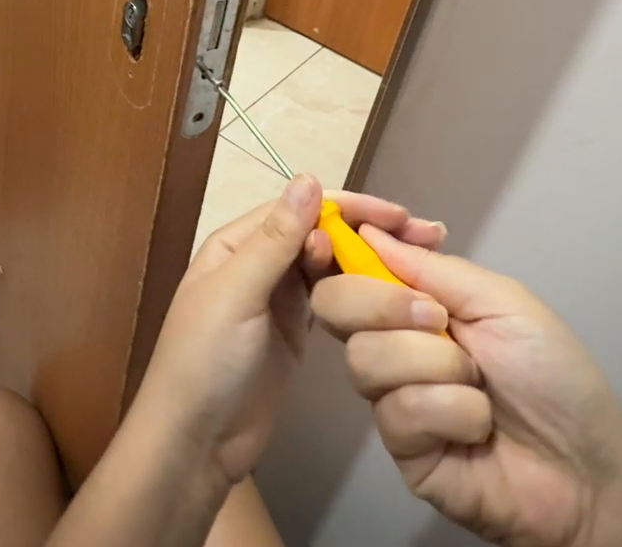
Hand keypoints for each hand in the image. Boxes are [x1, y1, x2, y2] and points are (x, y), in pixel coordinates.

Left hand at [129, 175, 446, 484]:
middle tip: (426, 235)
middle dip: (369, 229)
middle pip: (320, 232)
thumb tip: (308, 177)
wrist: (195, 443)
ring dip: (370, 256)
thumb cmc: (205, 360)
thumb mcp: (237, 293)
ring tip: (420, 258)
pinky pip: (332, 296)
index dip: (351, 207)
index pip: (301, 209)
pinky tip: (391, 288)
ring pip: (330, 262)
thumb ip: (275, 239)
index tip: (400, 216)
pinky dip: (359, 288)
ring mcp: (278, 295)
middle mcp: (260, 260)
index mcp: (238, 242)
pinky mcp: (295, 328)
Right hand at [310, 226, 621, 546]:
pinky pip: (397, 410)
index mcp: (411, 300)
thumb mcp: (501, 301)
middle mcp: (391, 340)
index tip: (354, 231)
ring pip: (365, 357)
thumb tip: (367, 232)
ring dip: (434, 364)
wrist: (589, 468)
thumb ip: (431, 267)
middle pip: (334, 303)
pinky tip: (478, 426)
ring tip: (477, 384)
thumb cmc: (553, 373)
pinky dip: (450, 410)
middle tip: (438, 319)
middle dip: (383, 303)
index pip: (349, 264)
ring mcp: (391, 393)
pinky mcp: (399, 445)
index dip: (340, 244)